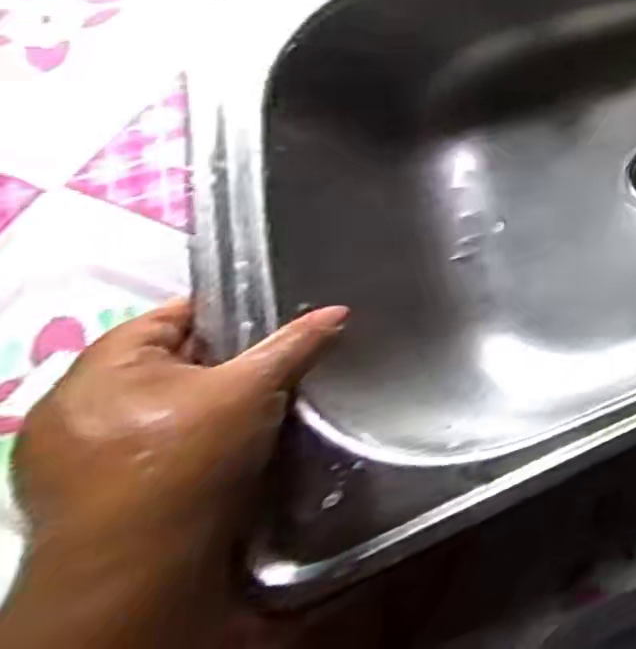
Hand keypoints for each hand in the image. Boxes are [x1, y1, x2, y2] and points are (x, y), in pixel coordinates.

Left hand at [1, 299, 346, 647]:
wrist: (138, 561)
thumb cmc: (188, 457)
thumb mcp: (256, 388)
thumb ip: (295, 343)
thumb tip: (337, 311)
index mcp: (97, 369)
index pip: (168, 316)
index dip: (224, 311)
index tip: (273, 319)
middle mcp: (66, 404)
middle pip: (161, 359)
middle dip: (217, 358)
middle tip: (270, 362)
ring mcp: (62, 450)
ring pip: (150, 400)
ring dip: (196, 397)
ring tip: (250, 401)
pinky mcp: (74, 485)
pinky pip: (135, 437)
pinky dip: (175, 430)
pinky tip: (213, 441)